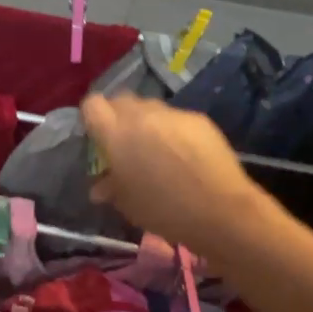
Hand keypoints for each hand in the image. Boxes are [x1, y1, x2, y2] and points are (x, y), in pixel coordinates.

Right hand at [79, 93, 273, 256]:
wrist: (221, 211)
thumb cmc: (164, 211)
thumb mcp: (127, 204)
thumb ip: (110, 187)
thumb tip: (99, 186)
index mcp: (116, 134)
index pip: (92, 105)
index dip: (92, 117)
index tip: (97, 136)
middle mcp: (141, 116)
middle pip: (121, 100)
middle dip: (118, 116)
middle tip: (125, 142)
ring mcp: (172, 114)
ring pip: (150, 107)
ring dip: (146, 121)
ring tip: (156, 147)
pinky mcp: (198, 118)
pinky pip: (176, 117)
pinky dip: (172, 130)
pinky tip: (184, 153)